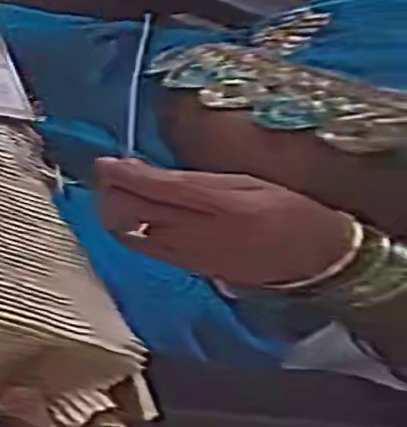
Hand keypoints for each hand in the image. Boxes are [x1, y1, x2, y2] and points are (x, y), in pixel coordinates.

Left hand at [94, 158, 357, 287]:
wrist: (318, 260)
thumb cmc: (284, 212)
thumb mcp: (244, 183)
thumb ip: (186, 177)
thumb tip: (137, 168)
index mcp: (220, 204)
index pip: (150, 185)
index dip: (119, 172)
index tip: (107, 162)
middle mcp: (195, 229)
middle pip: (125, 204)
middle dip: (111, 185)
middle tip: (117, 175)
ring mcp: (182, 250)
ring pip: (120, 223)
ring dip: (111, 204)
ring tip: (124, 192)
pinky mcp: (178, 264)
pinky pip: (132, 241)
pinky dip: (121, 224)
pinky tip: (131, 214)